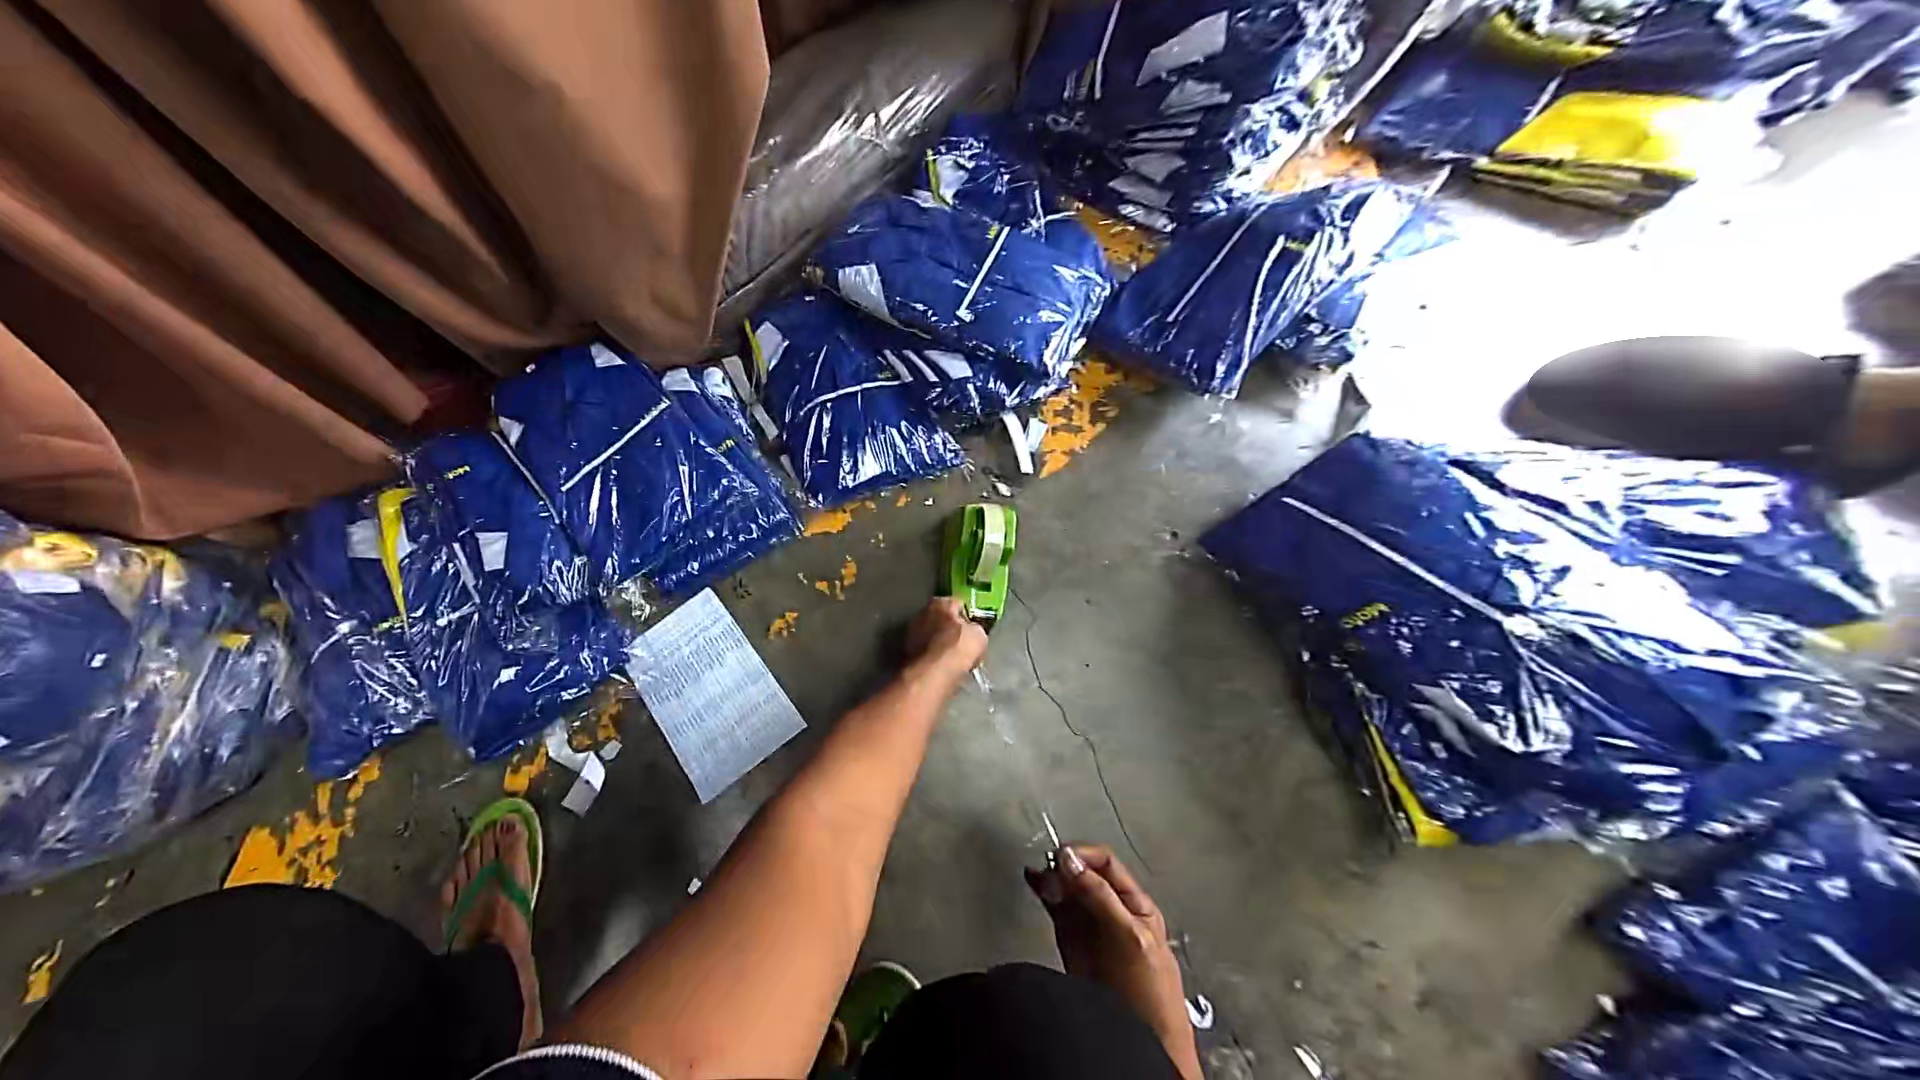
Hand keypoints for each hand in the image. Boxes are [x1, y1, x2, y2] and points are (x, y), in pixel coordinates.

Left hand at [904, 597, 987, 679]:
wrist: (932, 674)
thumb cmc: (958, 648)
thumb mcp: (980, 636)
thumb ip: (975, 629)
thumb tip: (972, 634)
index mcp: (941, 602)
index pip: (959, 605)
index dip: (968, 618)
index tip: (973, 632)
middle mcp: (922, 612)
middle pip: (942, 619)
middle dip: (950, 630)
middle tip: (962, 646)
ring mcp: (911, 631)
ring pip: (931, 635)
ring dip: (939, 644)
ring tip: (951, 660)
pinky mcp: (905, 651)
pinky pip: (924, 651)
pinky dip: (931, 657)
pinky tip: (940, 667)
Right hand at [1025, 845, 1201, 1079]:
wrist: (1144, 1042)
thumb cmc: (1152, 996)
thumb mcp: (1130, 936)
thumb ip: (1101, 896)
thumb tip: (1071, 860)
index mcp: (1134, 904)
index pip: (1105, 864)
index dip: (1082, 855)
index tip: (1060, 856)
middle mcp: (1111, 911)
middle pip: (1083, 875)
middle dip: (1064, 867)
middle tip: (1048, 867)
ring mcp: (1091, 927)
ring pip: (1067, 890)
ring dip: (1051, 878)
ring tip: (1040, 876)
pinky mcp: (1072, 943)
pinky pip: (1056, 910)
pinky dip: (1044, 895)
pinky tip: (1036, 884)